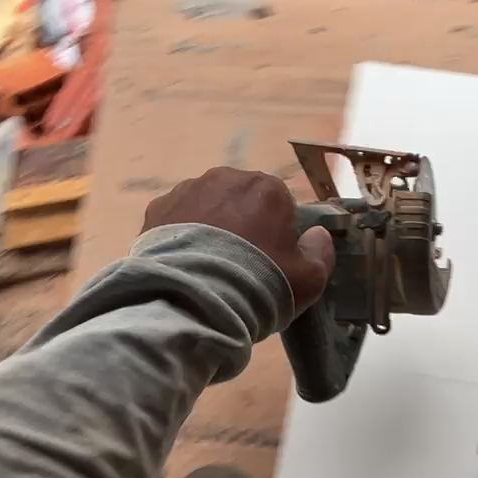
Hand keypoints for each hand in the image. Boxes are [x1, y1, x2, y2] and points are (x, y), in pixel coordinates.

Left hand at [142, 167, 336, 312]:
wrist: (196, 300)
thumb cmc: (261, 284)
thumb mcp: (309, 279)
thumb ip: (320, 252)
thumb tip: (318, 235)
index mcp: (268, 188)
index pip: (282, 203)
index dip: (280, 233)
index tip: (274, 260)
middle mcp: (227, 178)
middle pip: (243, 200)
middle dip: (244, 225)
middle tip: (243, 265)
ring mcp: (187, 190)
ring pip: (208, 207)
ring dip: (212, 229)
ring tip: (211, 267)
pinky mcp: (156, 209)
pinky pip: (178, 220)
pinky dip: (183, 237)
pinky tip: (187, 266)